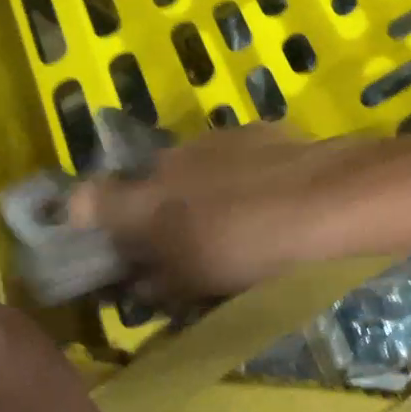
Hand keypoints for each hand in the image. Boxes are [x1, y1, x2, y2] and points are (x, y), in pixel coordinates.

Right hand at [70, 123, 368, 300]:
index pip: (86, 202)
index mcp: (141, 201)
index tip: (116, 242)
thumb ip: (160, 280)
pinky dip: (247, 168)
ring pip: (196, 163)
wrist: (325, 197)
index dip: (93, 221)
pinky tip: (275, 191)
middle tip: (188, 237)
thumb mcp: (194, 283)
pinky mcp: (262, 127)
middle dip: (161, 205)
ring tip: (239, 214)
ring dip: (206, 184)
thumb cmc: (249, 249)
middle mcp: (170, 159)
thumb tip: (145, 279)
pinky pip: (240, 152)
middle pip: (149, 180)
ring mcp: (218, 137)